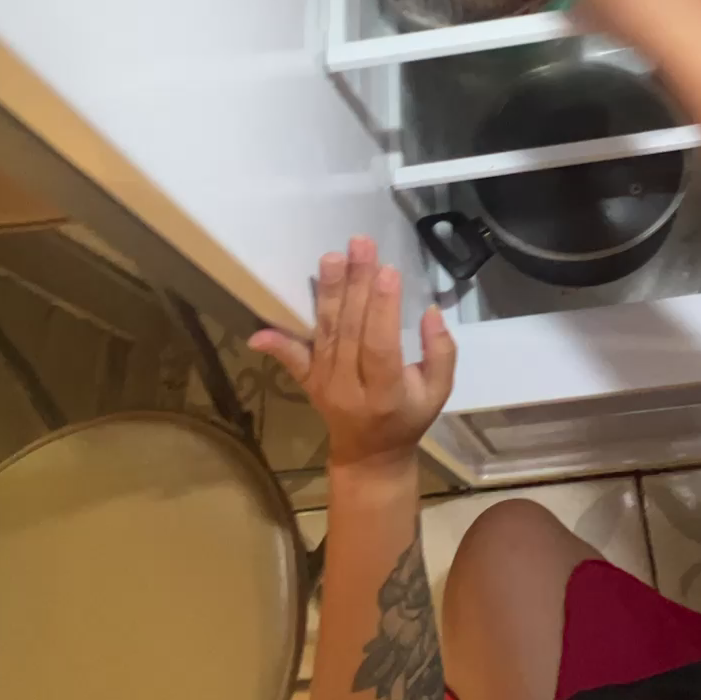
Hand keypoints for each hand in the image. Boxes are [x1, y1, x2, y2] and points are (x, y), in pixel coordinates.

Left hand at [249, 236, 456, 471]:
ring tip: (332, 257)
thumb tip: (430, 313)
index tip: (388, 271)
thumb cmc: (409, 416)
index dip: (383, 309)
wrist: (370, 454)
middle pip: (351, 331)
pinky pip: (292, 360)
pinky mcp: (307, 381)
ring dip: (328, 292)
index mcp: (385, 393)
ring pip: (326, 333)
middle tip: (361, 245)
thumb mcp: (439, 392)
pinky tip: (259, 332)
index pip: (380, 346)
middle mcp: (349, 387)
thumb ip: (441, 353)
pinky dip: (276, 345)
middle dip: (357, 284)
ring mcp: (324, 384)